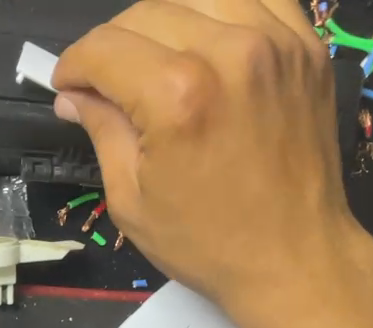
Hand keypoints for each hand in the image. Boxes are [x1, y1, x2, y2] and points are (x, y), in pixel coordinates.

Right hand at [54, 0, 372, 327]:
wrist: (292, 258)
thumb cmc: (205, 243)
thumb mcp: (132, 201)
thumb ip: (103, 132)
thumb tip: (74, 94)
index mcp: (177, 97)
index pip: (106, 48)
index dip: (74, 63)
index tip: (66, 83)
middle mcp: (228, 51)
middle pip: (147, 12)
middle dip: (112, 43)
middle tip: (104, 81)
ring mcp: (275, 40)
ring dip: (162, 22)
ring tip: (152, 60)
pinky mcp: (306, 44)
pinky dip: (219, 13)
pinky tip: (204, 45)